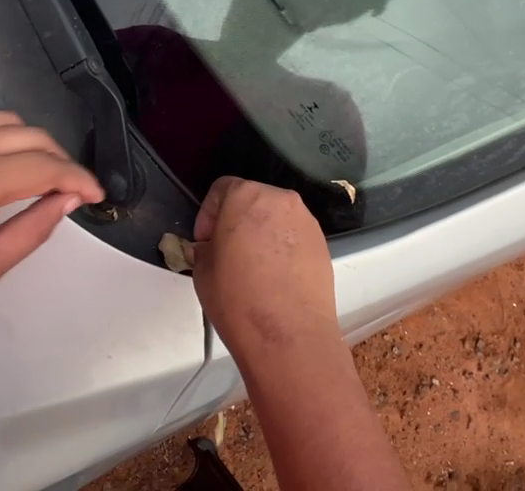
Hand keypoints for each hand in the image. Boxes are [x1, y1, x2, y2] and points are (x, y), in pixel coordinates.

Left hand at [0, 112, 104, 334]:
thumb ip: (33, 229)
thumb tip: (66, 201)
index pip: (46, 165)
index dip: (78, 179)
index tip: (95, 195)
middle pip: (31, 135)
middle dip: (60, 159)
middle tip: (70, 189)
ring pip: (4, 122)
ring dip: (30, 142)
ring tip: (38, 175)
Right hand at [190, 176, 338, 360]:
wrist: (289, 336)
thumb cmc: (239, 300)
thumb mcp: (202, 270)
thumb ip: (204, 248)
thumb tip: (210, 249)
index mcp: (245, 196)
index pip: (221, 189)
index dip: (208, 214)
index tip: (205, 240)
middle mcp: (279, 200)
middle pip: (252, 199)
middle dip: (236, 220)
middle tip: (225, 251)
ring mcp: (305, 221)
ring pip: (275, 218)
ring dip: (261, 233)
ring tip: (251, 267)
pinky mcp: (322, 244)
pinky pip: (294, 237)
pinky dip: (282, 248)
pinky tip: (273, 277)